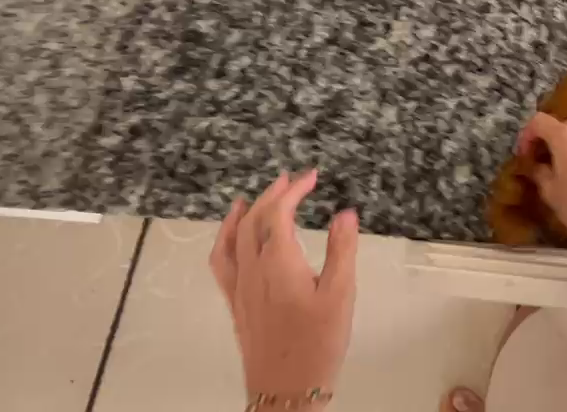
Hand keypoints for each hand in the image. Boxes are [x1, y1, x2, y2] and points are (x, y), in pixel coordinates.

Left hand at [210, 170, 358, 403]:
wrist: (288, 394)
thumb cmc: (319, 342)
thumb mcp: (341, 294)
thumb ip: (342, 250)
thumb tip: (345, 213)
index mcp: (279, 263)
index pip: (278, 214)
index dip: (293, 190)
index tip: (312, 176)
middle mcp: (253, 271)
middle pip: (253, 222)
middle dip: (271, 195)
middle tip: (291, 180)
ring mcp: (240, 289)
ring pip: (231, 241)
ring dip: (242, 215)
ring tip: (249, 200)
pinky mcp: (236, 306)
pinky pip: (221, 265)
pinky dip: (224, 243)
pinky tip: (232, 240)